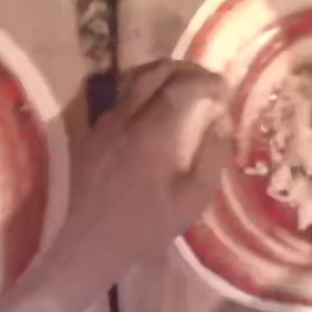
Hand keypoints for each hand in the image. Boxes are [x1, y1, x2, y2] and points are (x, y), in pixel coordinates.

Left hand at [40, 61, 232, 290]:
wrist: (89, 243)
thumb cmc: (144, 226)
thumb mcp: (190, 201)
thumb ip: (211, 158)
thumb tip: (221, 126)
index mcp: (152, 133)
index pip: (181, 87)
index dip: (205, 81)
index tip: (222, 88)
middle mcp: (124, 119)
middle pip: (154, 73)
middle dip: (184, 69)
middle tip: (204, 80)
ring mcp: (103, 124)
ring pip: (132, 82)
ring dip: (160, 77)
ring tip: (180, 87)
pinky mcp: (90, 135)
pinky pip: (118, 100)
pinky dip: (140, 93)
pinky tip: (150, 110)